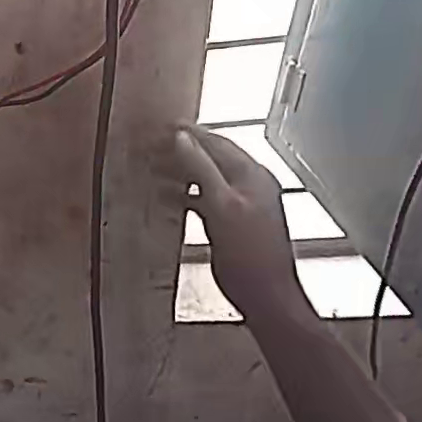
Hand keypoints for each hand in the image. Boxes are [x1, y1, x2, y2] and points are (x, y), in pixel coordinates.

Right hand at [173, 126, 312, 321]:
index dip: (191, 133)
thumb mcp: (221, 204)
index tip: (164, 126)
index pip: (217, 142)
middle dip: (184, 150)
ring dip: (183, 171)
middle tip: (155, 145)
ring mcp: (242, 203)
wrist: (266, 295)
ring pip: (208, 177)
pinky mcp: (232, 222)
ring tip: (155, 166)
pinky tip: (169, 196)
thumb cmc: (248, 251)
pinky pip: (206, 198)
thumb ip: (202, 168)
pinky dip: (187, 194)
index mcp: (252, 174)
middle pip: (212, 157)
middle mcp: (249, 184)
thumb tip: (182, 137)